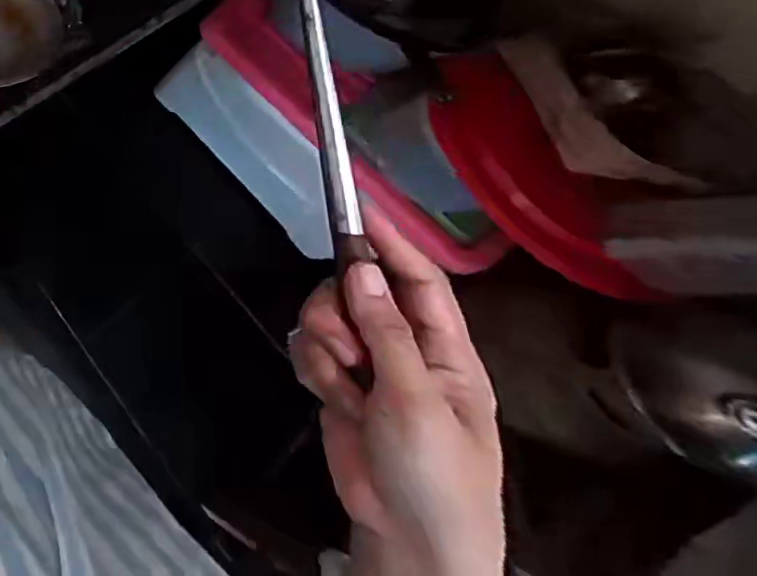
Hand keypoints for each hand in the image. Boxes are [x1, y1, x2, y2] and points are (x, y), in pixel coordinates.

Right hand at [289, 215, 503, 575]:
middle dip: (342, 308)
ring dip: (326, 344)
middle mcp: (405, 347)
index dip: (392, 243)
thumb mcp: (417, 402)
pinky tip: (330, 397)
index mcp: (446, 350)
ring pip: (328, 315)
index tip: (359, 212)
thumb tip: (361, 268)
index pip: (420, 280)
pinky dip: (314, 367)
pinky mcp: (338, 382)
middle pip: (359, 290)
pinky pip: (310, 347)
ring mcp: (369, 365)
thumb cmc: (435, 477)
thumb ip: (387, 333)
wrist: (406, 543)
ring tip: (344, 385)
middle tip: (345, 343)